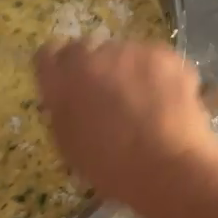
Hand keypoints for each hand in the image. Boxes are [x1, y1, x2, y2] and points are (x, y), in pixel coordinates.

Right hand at [35, 39, 217, 205]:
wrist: (165, 168)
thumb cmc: (111, 167)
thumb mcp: (69, 144)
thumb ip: (63, 109)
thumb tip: (71, 95)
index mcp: (60, 81)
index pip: (49, 55)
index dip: (63, 68)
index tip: (74, 82)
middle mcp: (90, 56)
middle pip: (89, 50)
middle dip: (99, 68)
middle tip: (114, 97)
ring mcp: (129, 51)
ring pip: (126, 53)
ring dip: (131, 70)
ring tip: (148, 103)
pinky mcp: (162, 53)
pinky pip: (156, 59)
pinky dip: (160, 74)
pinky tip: (168, 100)